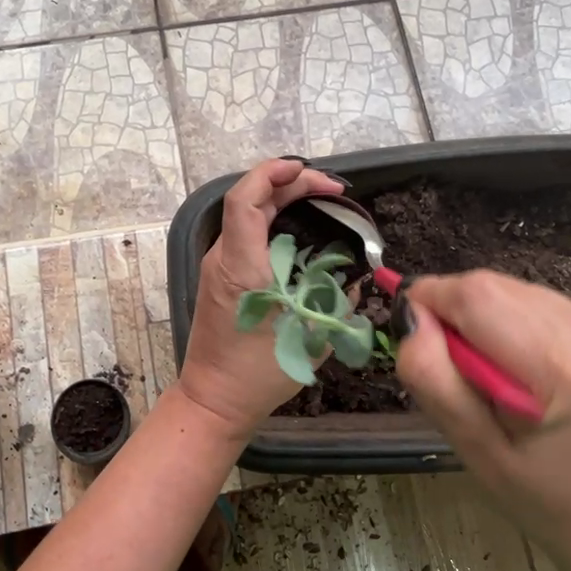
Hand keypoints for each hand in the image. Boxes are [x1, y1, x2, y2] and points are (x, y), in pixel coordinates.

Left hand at [176, 159, 343, 438]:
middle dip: (290, 184)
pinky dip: (274, 223)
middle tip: (334, 190)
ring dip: (282, 200)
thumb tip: (356, 279)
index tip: (307, 170)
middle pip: (249, 200)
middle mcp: (223, 258)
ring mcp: (218, 266)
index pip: (244, 200)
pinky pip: (247, 235)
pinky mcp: (221, 277)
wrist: (214, 401)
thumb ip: (337, 304)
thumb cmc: (259, 373)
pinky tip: (304, 234)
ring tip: (323, 202)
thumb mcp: (310, 339)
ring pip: (247, 216)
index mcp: (241, 266)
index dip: (272, 174)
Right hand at [395, 271, 570, 570]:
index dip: (430, 300)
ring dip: (478, 316)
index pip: (475, 295)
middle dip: (451, 310)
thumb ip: (435, 380)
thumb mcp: (477, 454)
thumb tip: (412, 318)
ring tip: (484, 374)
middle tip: (449, 367)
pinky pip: (530, 300)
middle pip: (489, 285)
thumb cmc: (548, 503)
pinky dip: (505, 320)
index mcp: (559, 371)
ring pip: (507, 288)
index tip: (415, 338)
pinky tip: (514, 366)